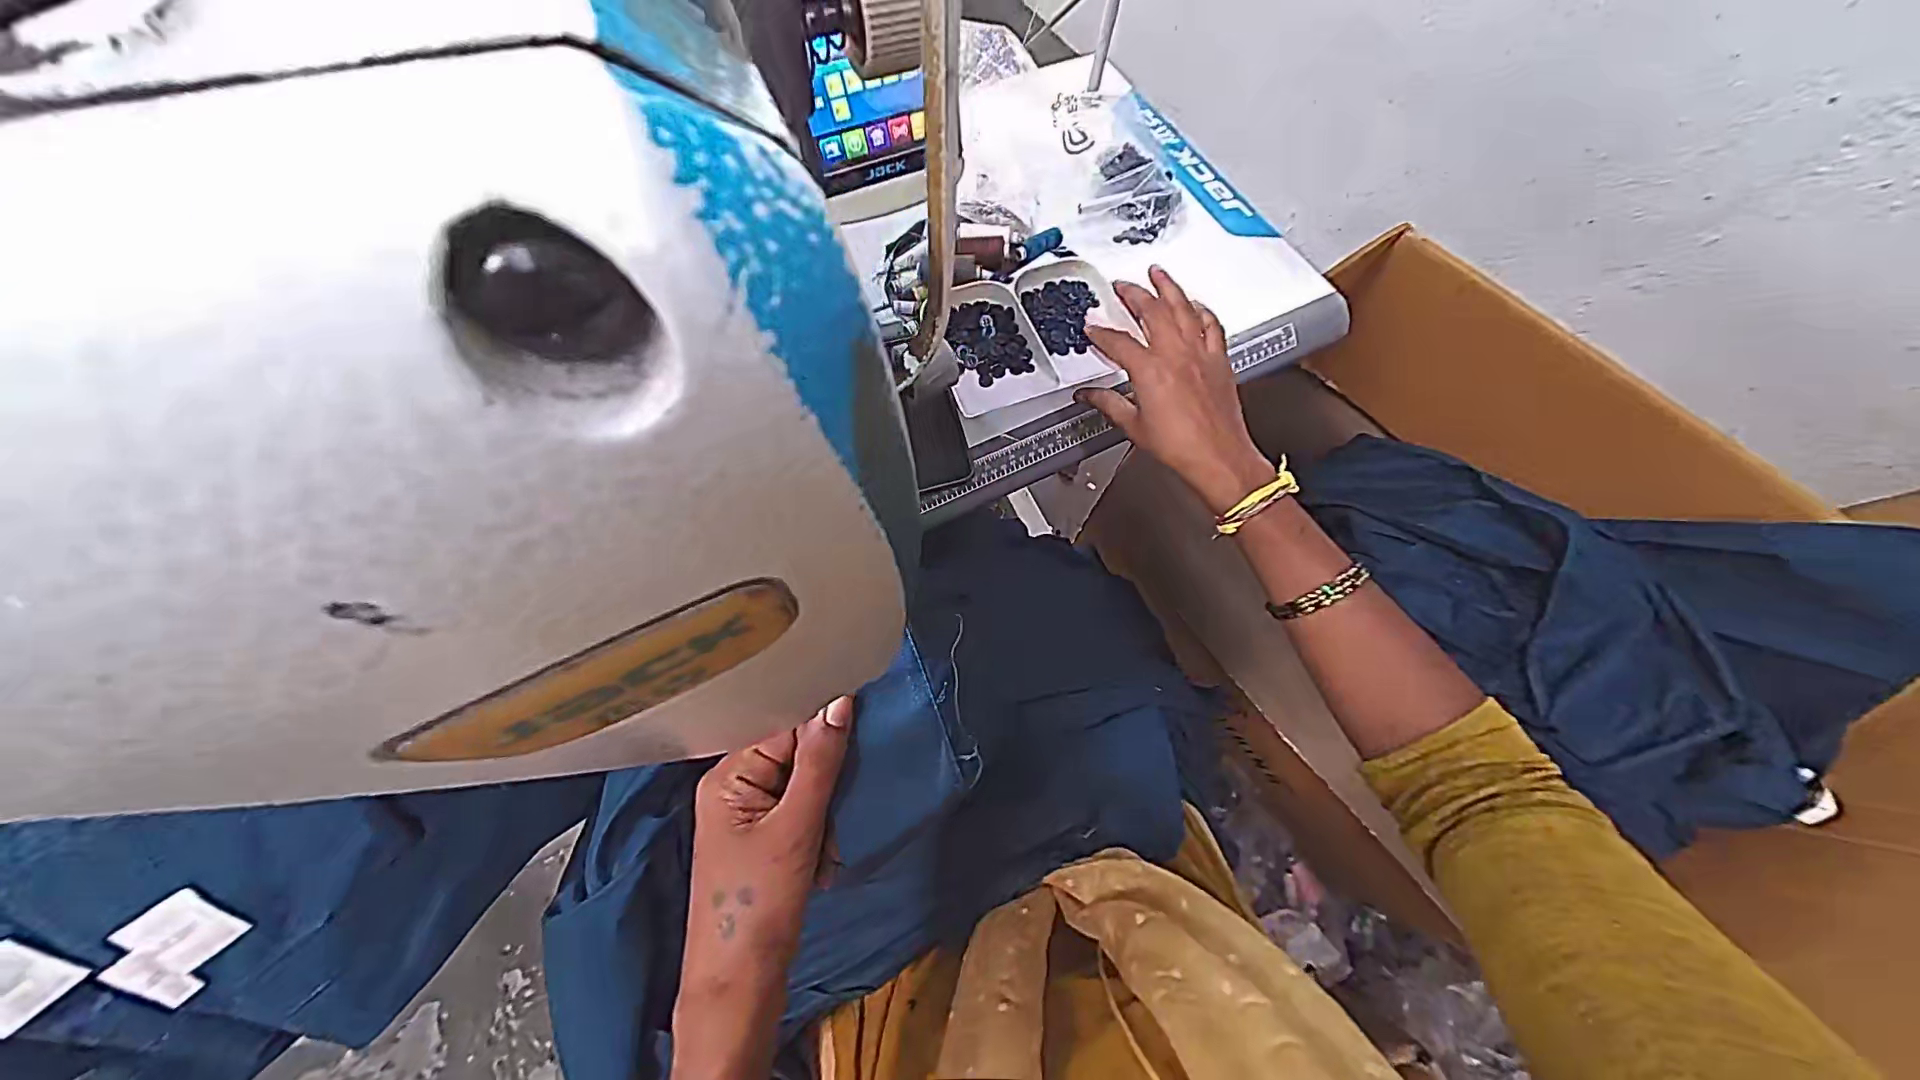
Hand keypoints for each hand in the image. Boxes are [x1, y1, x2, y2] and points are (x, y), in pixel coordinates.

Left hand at [672, 698, 852, 1079]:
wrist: (740, 988)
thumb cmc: (760, 905)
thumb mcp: (796, 827)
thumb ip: (819, 761)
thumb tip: (840, 702)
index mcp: (727, 776)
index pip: (783, 727)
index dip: (823, 728)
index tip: (861, 732)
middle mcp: (734, 788)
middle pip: (795, 754)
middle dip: (826, 778)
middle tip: (838, 805)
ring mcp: (748, 816)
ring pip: (804, 785)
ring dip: (827, 809)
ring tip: (828, 844)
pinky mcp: (764, 840)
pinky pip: (802, 813)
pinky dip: (821, 830)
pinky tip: (823, 859)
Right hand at [1080, 266, 1273, 514]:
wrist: (1218, 457)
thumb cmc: (1181, 447)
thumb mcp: (1134, 426)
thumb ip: (1109, 404)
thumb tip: (1090, 396)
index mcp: (1150, 371)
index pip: (1118, 342)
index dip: (1101, 333)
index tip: (1092, 328)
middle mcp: (1177, 355)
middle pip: (1153, 311)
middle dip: (1134, 294)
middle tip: (1122, 285)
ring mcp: (1201, 354)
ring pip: (1184, 307)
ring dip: (1169, 287)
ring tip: (1159, 273)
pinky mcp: (1219, 360)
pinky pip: (1211, 324)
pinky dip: (1201, 309)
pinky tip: (1195, 304)